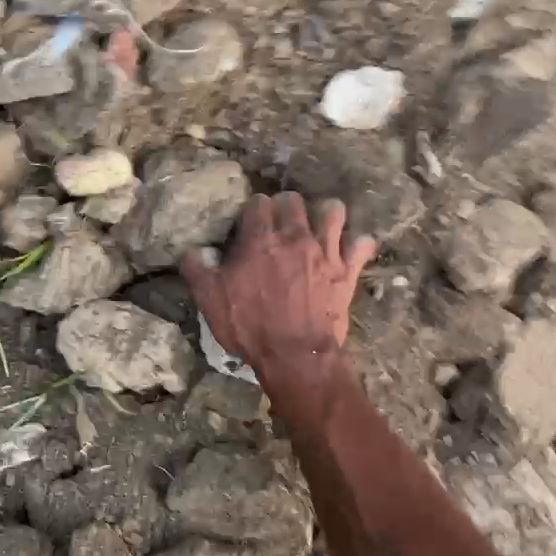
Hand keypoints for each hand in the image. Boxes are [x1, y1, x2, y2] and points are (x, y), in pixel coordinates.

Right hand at [182, 192, 374, 391]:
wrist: (295, 354)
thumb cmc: (249, 327)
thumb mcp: (209, 301)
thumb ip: (197, 270)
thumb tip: (194, 250)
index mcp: (259, 241)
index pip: (257, 204)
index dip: (250, 211)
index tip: (246, 223)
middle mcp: (295, 237)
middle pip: (293, 201)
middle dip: (283, 206)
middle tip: (277, 222)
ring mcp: (326, 251)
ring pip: (333, 211)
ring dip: (323, 214)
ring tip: (315, 227)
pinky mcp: (347, 269)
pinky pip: (361, 243)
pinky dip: (355, 243)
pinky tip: (347, 249)